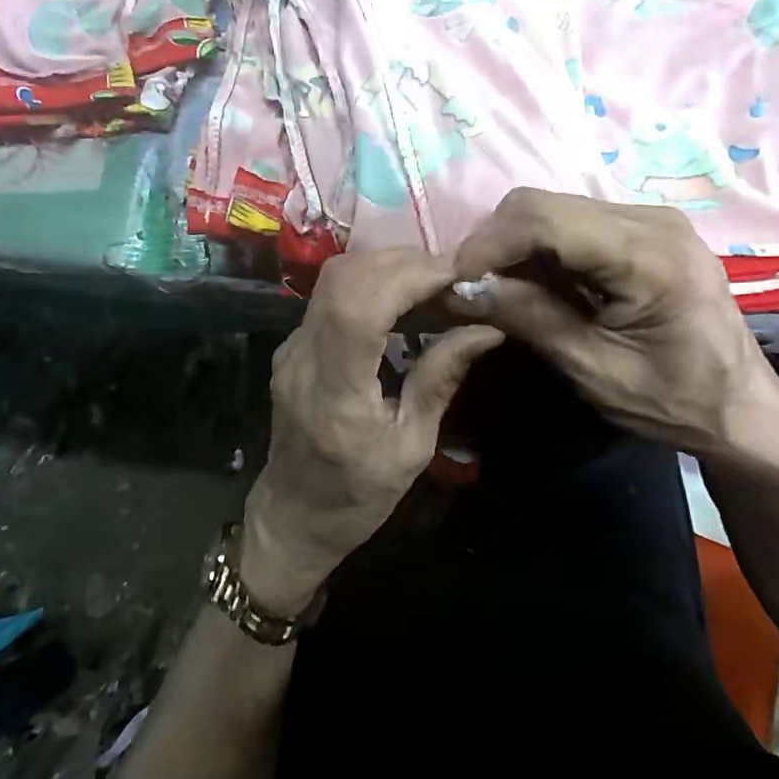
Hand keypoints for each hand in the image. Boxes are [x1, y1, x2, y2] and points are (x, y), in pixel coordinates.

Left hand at [241, 250, 504, 615]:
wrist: (293, 515)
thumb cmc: (356, 496)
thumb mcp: (411, 448)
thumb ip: (439, 379)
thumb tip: (487, 328)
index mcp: (334, 391)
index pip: (358, 306)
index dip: (409, 277)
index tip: (458, 275)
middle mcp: (303, 358)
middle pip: (343, 278)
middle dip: (403, 263)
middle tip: (454, 277)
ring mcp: (292, 348)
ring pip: (333, 279)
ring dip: (387, 268)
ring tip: (436, 284)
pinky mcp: (293, 346)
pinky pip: (330, 297)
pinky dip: (371, 284)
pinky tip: (404, 300)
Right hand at [449, 188, 778, 461]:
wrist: (742, 411)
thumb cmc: (672, 401)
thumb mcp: (591, 367)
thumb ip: (527, 317)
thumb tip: (459, 287)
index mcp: (648, 255)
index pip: (544, 220)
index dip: (488, 245)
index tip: (453, 283)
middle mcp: (650, 219)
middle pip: (541, 203)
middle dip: (493, 243)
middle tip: (470, 289)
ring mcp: (648, 219)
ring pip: (550, 208)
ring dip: (511, 245)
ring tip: (494, 289)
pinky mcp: (641, 230)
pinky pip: (569, 221)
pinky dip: (536, 248)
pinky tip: (530, 282)